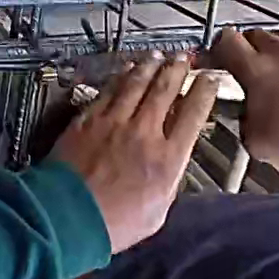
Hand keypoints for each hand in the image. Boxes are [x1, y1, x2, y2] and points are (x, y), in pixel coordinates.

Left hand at [45, 51, 219, 252]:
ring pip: (136, 85)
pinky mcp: (88, 119)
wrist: (69, 213)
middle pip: (165, 92)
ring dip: (149, 67)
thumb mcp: (157, 210)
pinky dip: (120, 77)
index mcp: (167, 159)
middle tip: (183, 58)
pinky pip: (108, 91)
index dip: (204, 93)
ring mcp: (113, 122)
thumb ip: (167, 181)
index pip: (193, 116)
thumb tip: (169, 166)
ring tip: (157, 56)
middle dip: (176, 71)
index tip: (210, 79)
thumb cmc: (113, 222)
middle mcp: (143, 133)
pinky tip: (125, 70)